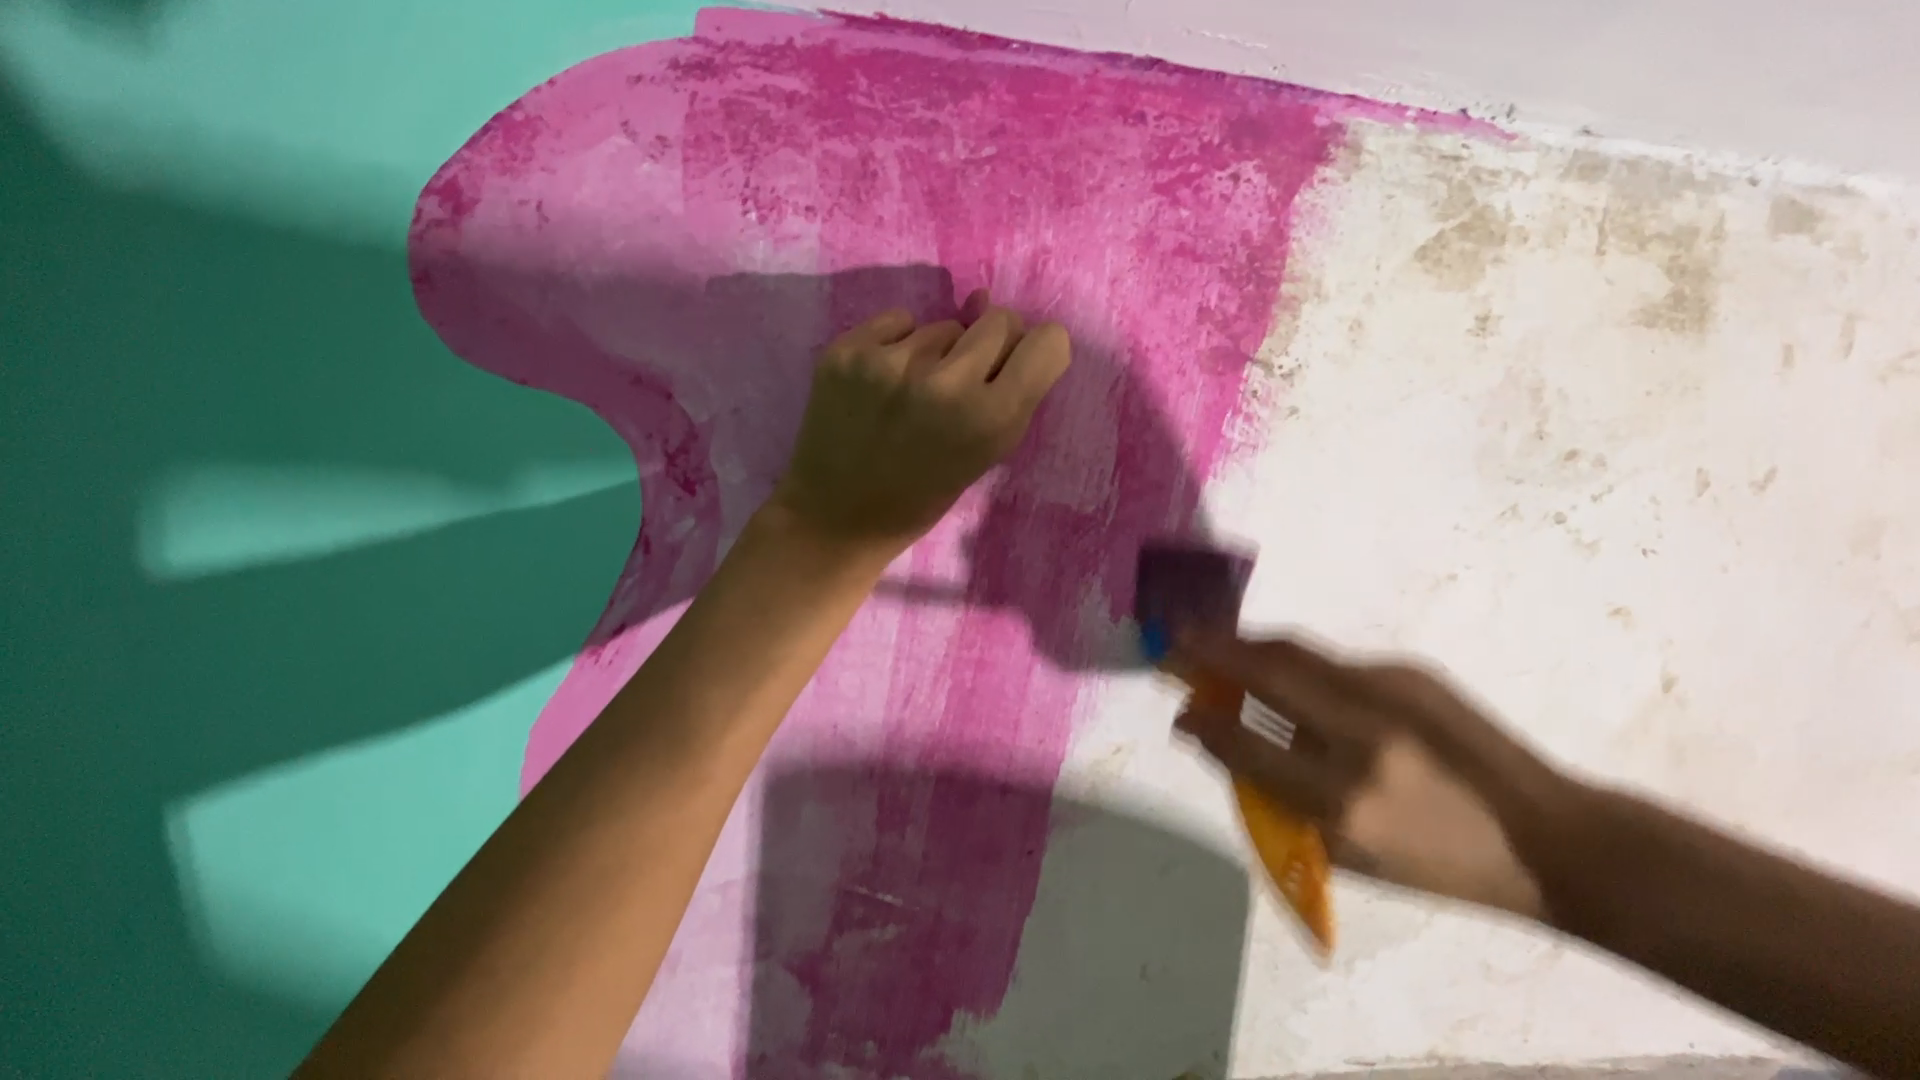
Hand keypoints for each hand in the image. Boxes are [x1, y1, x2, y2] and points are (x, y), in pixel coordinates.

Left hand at [768, 294, 1070, 551]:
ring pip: (943, 326)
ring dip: (936, 352)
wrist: (836, 516)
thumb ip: (1006, 395)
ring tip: (911, 394)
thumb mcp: (983, 457)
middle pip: (999, 320)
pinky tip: (880, 384)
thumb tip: (993, 312)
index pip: (1048, 342)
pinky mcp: (849, 351)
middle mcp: (947, 382)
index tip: (1017, 365)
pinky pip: (898, 322)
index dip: (1036, 351)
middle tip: (962, 380)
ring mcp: (893, 362)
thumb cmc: (920, 497)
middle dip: (989, 344)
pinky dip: (895, 345)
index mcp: (991, 420)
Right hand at [1173, 632, 1573, 918]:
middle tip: (1174, 639)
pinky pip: (1333, 662)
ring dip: (1248, 645)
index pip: (1247, 746)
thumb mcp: (1349, 855)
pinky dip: (1293, 662)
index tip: (1179, 711)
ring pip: (1298, 653)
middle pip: (1268, 672)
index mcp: (1343, 799)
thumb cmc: (1439, 863)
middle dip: (1212, 650)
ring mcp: (1391, 693)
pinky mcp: (1411, 673)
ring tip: (1214, 643)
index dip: (1204, 723)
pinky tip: (1282, 669)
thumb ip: (1278, 798)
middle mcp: (1362, 736)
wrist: (1547, 836)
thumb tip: (1224, 740)